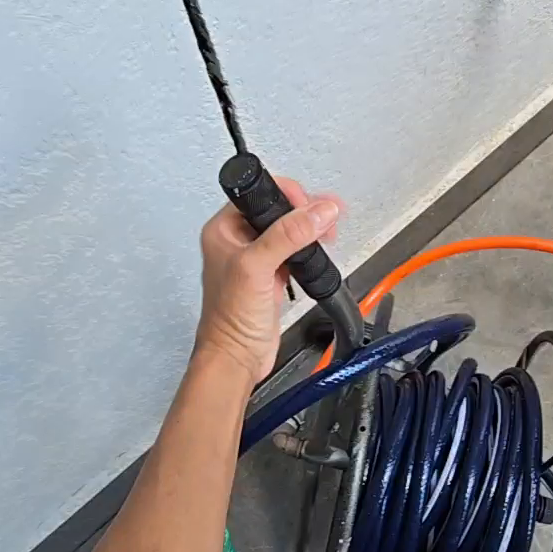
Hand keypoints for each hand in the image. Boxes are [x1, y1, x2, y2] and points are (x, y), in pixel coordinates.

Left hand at [195, 176, 343, 384]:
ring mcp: (256, 259)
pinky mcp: (271, 276)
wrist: (238, 357)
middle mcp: (238, 240)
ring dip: (311, 229)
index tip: (310, 208)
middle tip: (327, 219)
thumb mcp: (257, 267)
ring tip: (329, 234)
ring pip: (289, 231)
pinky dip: (309, 249)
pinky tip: (319, 252)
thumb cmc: (229, 319)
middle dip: (306, 211)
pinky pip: (294, 252)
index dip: (288, 195)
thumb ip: (288, 236)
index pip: (259, 194)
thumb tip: (318, 211)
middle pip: (278, 210)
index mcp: (224, 229)